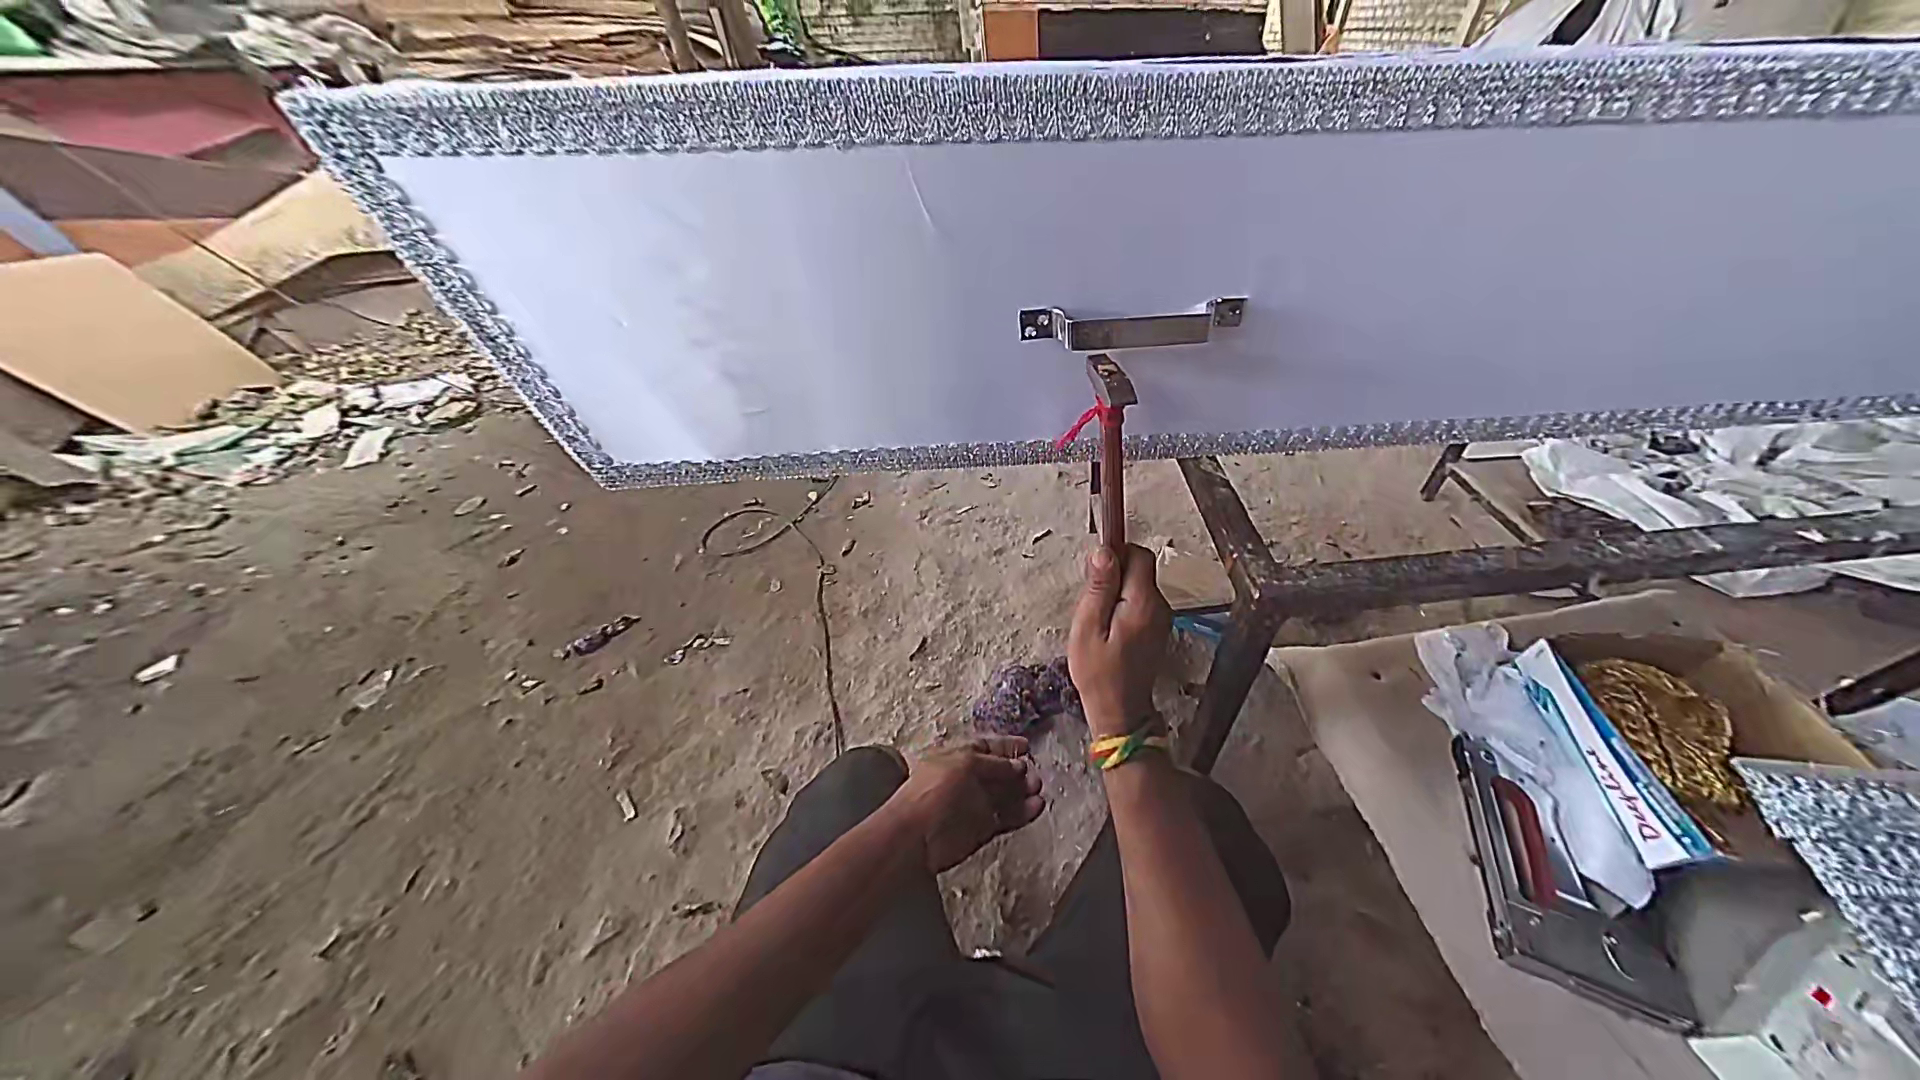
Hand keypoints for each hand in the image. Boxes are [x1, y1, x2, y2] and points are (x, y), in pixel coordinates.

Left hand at [881, 737, 1044, 872]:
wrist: (916, 835)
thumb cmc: (934, 790)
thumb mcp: (966, 763)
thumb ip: (996, 764)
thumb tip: (1019, 765)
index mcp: (958, 757)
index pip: (987, 748)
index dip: (1007, 746)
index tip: (1026, 746)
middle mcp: (967, 779)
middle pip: (1000, 773)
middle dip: (1019, 771)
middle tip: (1034, 774)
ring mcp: (975, 804)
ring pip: (1007, 795)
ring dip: (1024, 791)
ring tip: (1037, 789)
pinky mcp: (982, 828)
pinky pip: (1007, 817)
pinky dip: (1023, 812)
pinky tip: (1036, 806)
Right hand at [1068, 544, 1171, 737]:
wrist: (1120, 711)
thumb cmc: (1098, 672)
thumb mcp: (1088, 627)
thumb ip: (1099, 587)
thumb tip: (1104, 551)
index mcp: (1144, 602)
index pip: (1139, 555)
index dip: (1116, 553)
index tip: (1094, 569)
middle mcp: (1160, 606)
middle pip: (1139, 568)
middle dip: (1113, 574)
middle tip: (1090, 602)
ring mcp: (1161, 618)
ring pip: (1138, 584)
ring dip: (1116, 591)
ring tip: (1096, 619)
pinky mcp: (1157, 628)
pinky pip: (1139, 601)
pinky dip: (1122, 605)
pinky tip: (1107, 628)